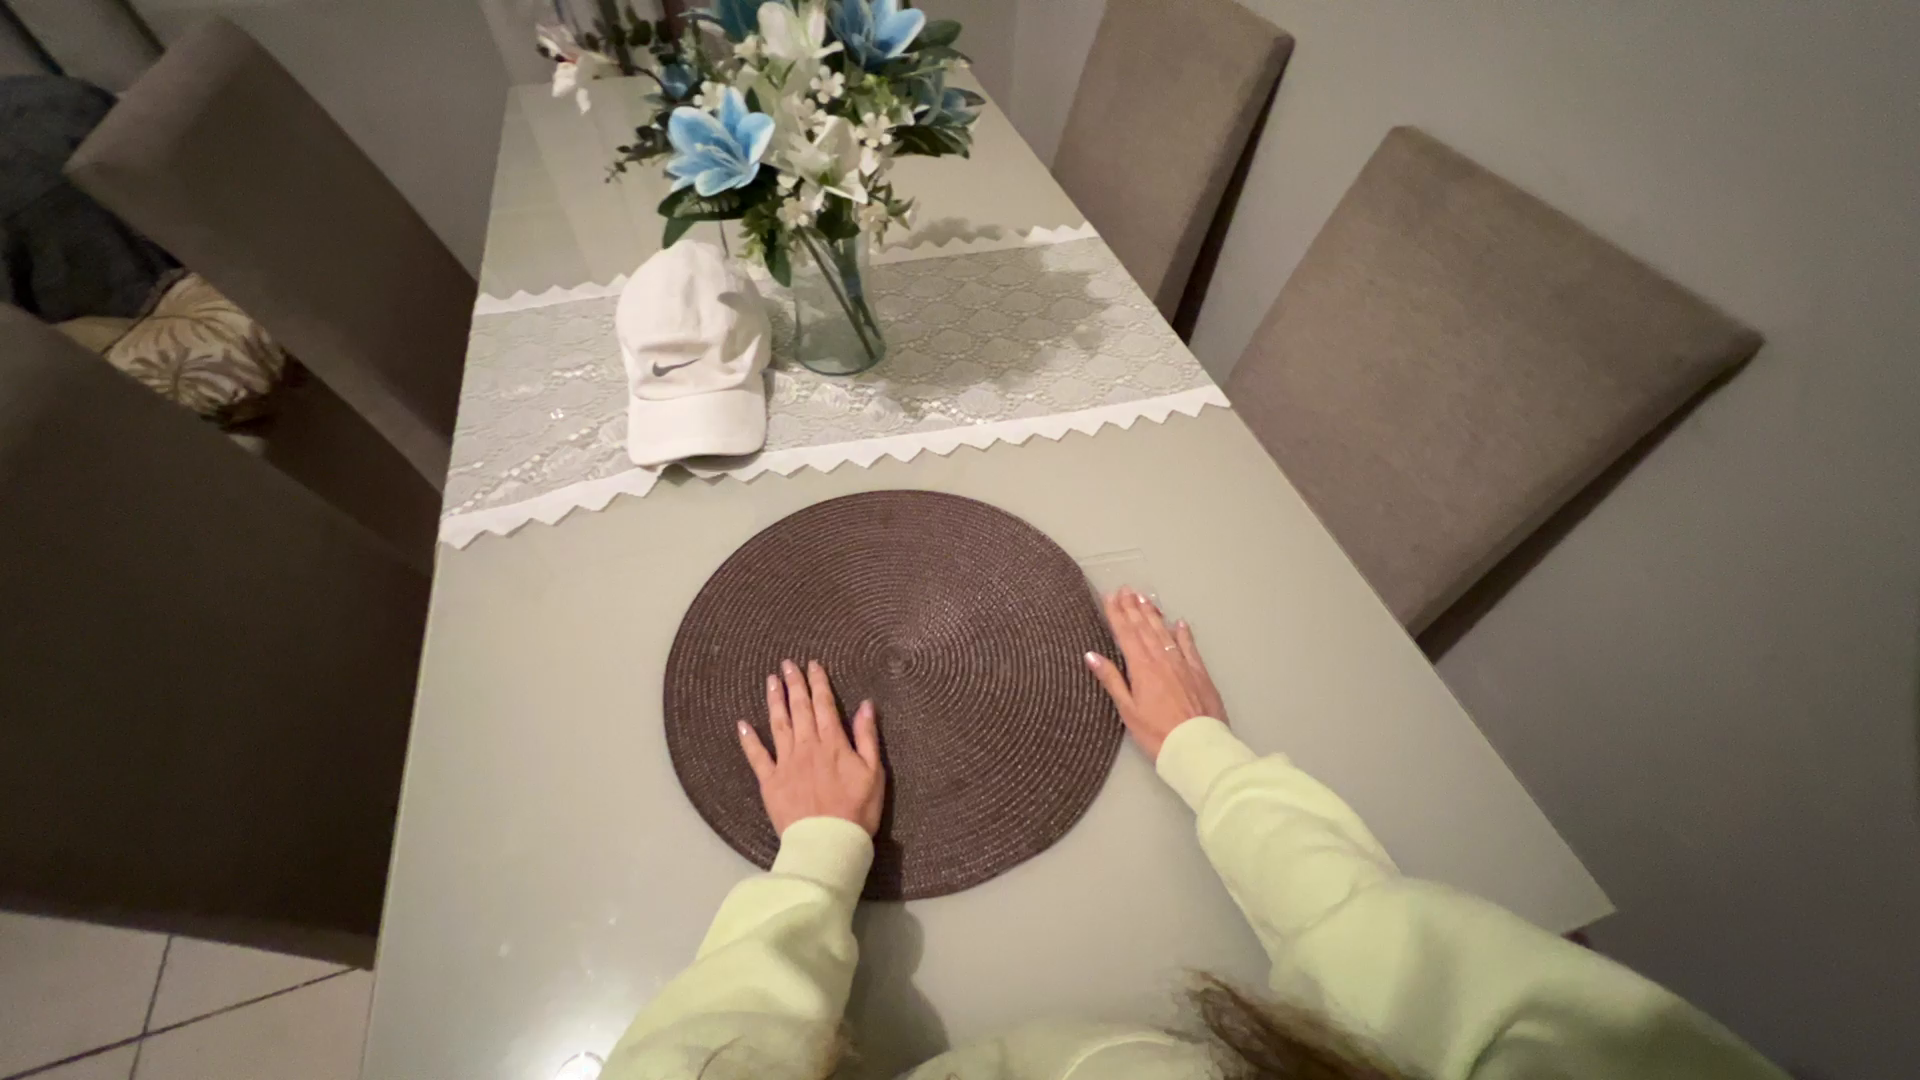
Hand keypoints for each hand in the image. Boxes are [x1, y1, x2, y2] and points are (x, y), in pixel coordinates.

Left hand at [738, 659, 884, 835]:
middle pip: (799, 708)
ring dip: (774, 701)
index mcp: (832, 742)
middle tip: (787, 664)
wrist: (828, 843)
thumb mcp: (873, 771)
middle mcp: (806, 746)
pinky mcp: (770, 782)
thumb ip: (867, 736)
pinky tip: (742, 724)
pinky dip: (749, 739)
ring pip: (778, 724)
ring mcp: (785, 763)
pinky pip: (757, 756)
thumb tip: (865, 704)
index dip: (818, 683)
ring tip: (770, 681)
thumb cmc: (856, 809)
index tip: (812, 665)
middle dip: (794, 684)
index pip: (824, 704)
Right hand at [1084, 587, 1225, 760]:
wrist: (1197, 747)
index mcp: (1141, 667)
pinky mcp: (1200, 673)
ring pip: (1165, 633)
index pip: (1126, 634)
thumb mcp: (1128, 710)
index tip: (1109, 596)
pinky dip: (1183, 633)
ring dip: (1154, 614)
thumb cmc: (1157, 733)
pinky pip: (1189, 647)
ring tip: (1145, 598)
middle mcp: (1162, 659)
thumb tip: (1091, 655)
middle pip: (1145, 628)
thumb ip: (1111, 680)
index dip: (1117, 614)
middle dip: (1133, 608)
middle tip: (1126, 589)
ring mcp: (1183, 664)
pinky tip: (1179, 623)